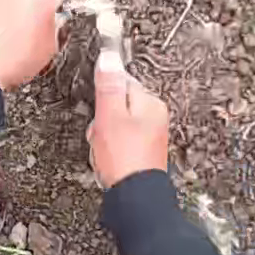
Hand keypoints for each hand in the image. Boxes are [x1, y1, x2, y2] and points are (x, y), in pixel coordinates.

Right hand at [88, 59, 169, 186]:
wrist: (134, 198)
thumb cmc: (124, 158)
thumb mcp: (110, 116)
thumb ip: (109, 86)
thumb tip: (109, 57)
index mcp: (151, 103)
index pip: (120, 83)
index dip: (103, 98)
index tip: (100, 113)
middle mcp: (154, 117)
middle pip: (116, 104)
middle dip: (102, 120)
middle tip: (103, 135)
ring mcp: (149, 135)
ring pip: (114, 124)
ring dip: (103, 137)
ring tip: (105, 151)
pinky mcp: (142, 151)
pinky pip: (118, 141)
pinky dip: (109, 150)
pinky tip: (108, 161)